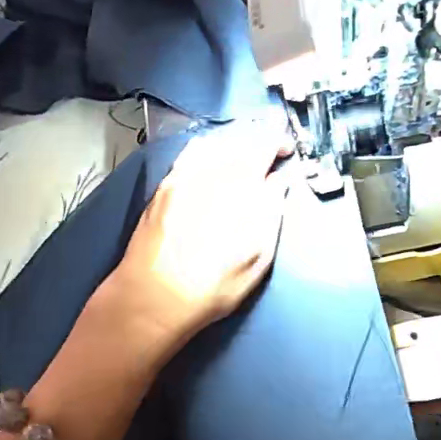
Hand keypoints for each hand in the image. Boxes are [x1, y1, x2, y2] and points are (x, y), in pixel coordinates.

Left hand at [90, 122, 294, 360]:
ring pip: (213, 144)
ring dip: (233, 145)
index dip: (278, 142)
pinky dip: (206, 150)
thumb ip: (273, 211)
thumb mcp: (258, 255)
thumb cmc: (212, 284)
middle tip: (269, 156)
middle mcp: (208, 171)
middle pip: (239, 142)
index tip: (286, 150)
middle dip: (258, 144)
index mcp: (238, 185)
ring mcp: (182, 176)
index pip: (263, 146)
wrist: (153, 297)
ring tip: (244, 159)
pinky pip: (188, 154)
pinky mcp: (163, 186)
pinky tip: (210, 161)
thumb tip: (279, 182)